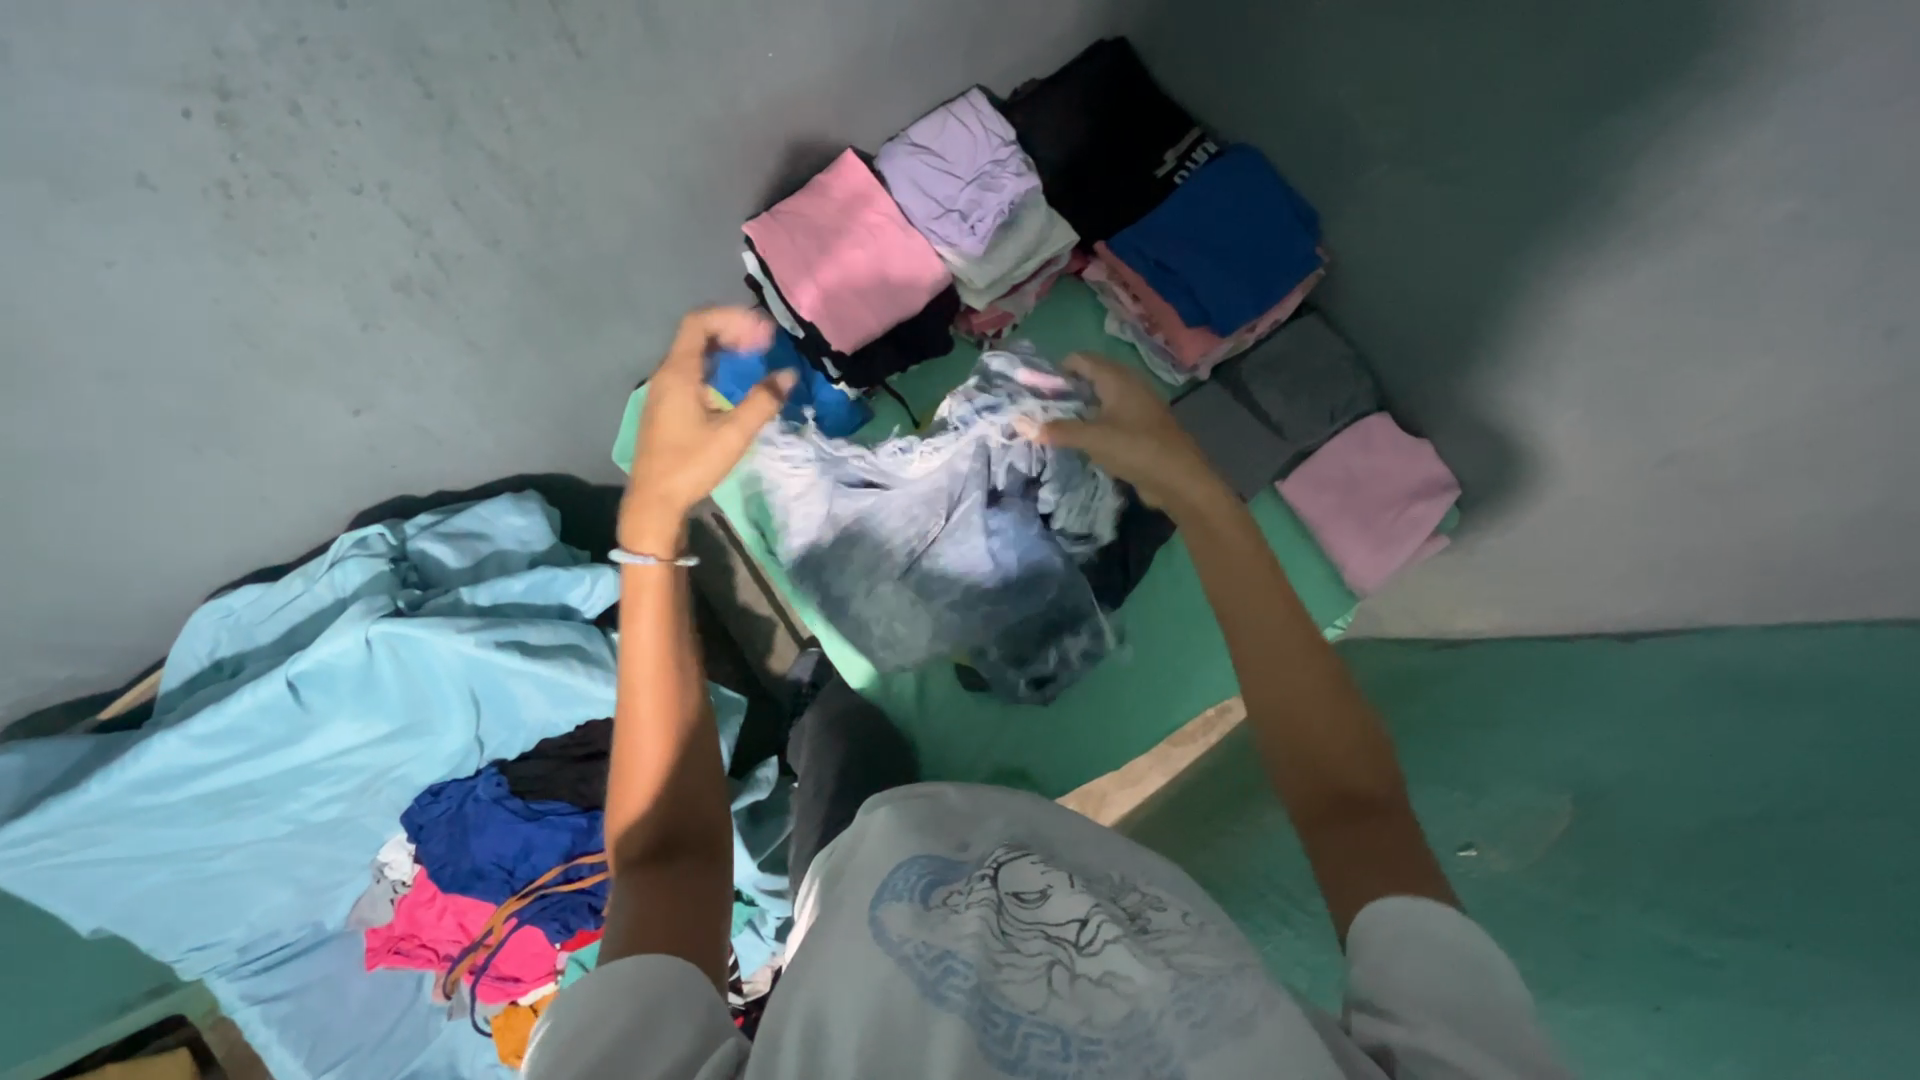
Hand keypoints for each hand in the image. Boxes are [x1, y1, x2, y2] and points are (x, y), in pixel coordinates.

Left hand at [620, 306, 791, 552]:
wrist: (654, 501)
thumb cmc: (691, 465)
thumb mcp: (733, 435)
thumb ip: (762, 401)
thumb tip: (788, 374)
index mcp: (678, 373)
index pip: (700, 323)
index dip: (734, 319)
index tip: (765, 332)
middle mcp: (667, 374)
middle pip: (698, 334)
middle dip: (734, 330)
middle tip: (767, 341)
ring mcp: (665, 390)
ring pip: (696, 353)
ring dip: (726, 348)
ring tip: (757, 355)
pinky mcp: (668, 406)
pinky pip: (694, 371)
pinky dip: (718, 366)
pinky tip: (737, 382)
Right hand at [1028, 353, 1233, 518]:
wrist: (1179, 478)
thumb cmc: (1135, 448)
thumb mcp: (1092, 439)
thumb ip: (1057, 430)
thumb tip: (1022, 425)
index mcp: (1117, 379)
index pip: (1082, 360)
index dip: (1057, 370)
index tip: (1037, 390)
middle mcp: (1128, 385)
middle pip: (1092, 376)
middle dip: (1067, 389)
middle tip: (1044, 408)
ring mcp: (1138, 406)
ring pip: (1103, 397)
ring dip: (1081, 407)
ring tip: (1058, 424)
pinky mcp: (1142, 427)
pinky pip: (1112, 416)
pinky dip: (1095, 421)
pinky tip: (1084, 439)